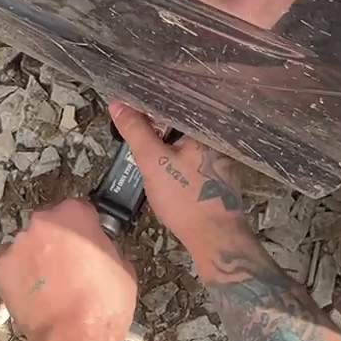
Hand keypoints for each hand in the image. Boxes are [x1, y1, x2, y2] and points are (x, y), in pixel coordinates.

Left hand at [0, 199, 136, 340]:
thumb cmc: (103, 303)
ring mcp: (18, 244)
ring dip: (37, 257)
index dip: (85, 226)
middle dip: (58, 240)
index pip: (78, 209)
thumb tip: (98, 248)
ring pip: (28, 244)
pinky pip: (10, 263)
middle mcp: (42, 222)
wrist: (75, 336)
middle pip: (49, 224)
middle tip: (70, 266)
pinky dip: (19, 274)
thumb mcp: (122, 266)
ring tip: (52, 285)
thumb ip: (105, 246)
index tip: (87, 240)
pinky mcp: (1, 267)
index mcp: (74, 215)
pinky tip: (35, 292)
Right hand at [107, 102, 251, 272]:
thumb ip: (136, 130)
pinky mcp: (221, 175)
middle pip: (181, 123)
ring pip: (188, 142)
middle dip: (158, 126)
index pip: (173, 103)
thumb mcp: (152, 161)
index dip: (149, 105)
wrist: (214, 237)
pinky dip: (181, 160)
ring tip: (150, 150)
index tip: (130, 107)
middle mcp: (218, 138)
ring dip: (169, 144)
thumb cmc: (188, 200)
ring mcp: (222, 157)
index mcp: (204, 127)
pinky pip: (196, 158)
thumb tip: (118, 105)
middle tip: (135, 129)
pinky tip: (171, 172)